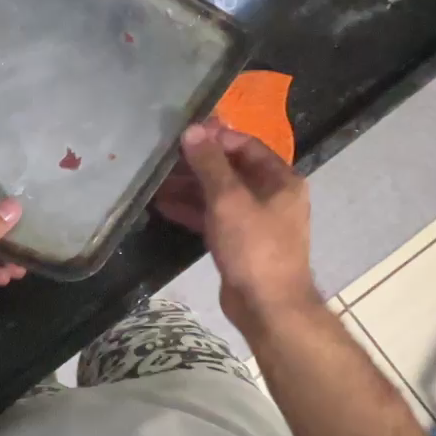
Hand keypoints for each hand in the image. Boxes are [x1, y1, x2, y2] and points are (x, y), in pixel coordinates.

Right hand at [155, 120, 318, 334]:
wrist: (267, 305)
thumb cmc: (253, 247)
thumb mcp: (228, 200)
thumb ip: (209, 164)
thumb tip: (192, 130)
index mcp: (280, 180)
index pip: (245, 146)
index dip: (214, 138)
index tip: (182, 134)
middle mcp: (271, 196)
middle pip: (230, 170)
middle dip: (195, 165)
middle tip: (162, 159)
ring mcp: (255, 221)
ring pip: (218, 195)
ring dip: (188, 188)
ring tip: (154, 183)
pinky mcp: (238, 242)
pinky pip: (213, 218)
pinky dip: (191, 211)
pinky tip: (162, 206)